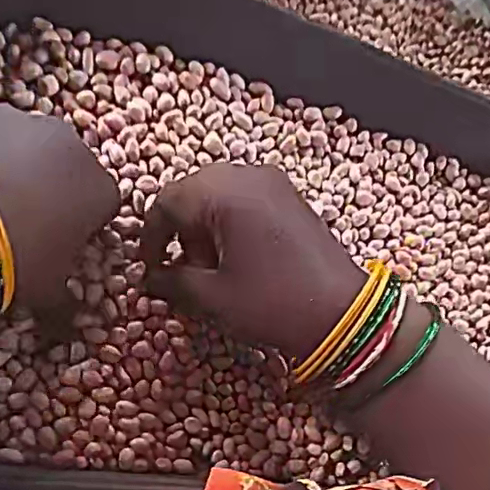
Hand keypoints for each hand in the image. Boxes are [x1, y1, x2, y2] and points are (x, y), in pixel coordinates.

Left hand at [0, 94, 117, 308]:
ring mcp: (12, 114)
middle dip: (47, 193)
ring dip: (4, 171)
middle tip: (18, 229)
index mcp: (95, 186)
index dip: (84, 227)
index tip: (63, 246)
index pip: (103, 205)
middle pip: (62, 168)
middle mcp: (63, 139)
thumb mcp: (44, 292)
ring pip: (17, 145)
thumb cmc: (11, 258)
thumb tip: (68, 314)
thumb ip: (64, 299)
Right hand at [135, 164, 365, 357]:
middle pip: (193, 193)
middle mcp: (249, 176)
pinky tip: (235, 262)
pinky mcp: (289, 199)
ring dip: (203, 230)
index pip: (167, 201)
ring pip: (218, 196)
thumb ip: (173, 282)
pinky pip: (244, 201)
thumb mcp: (213, 298)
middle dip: (179, 232)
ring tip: (212, 271)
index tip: (149, 268)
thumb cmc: (271, 305)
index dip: (150, 237)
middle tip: (182, 272)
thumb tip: (151, 279)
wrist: (340, 314)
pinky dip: (228, 226)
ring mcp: (273, 184)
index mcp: (225, 193)